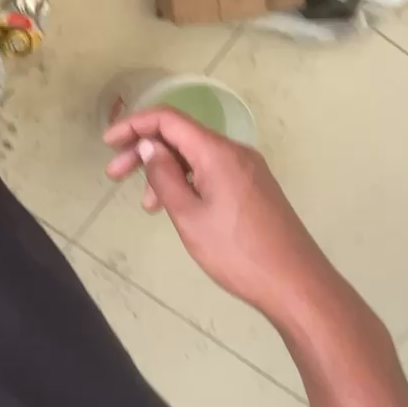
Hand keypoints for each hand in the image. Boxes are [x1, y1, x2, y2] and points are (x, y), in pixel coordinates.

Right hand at [103, 106, 340, 324]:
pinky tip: (173, 206)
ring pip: (193, 156)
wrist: (298, 286)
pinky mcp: (252, 187)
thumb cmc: (237, 252)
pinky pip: (209, 171)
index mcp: (217, 153)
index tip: (108, 143)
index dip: (133, 125)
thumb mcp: (188, 215)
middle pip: (179, 136)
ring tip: (145, 204)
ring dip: (162, 170)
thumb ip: (164, 175)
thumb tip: (148, 146)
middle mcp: (234, 152)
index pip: (167, 120)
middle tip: (114, 175)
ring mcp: (246, 170)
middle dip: (143, 150)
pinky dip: (184, 180)